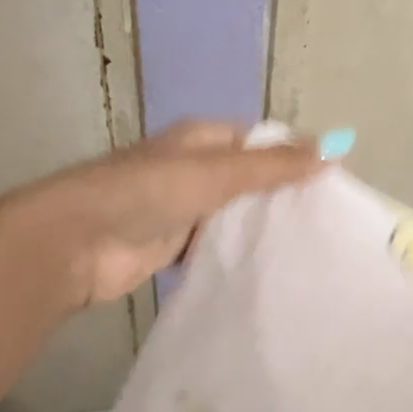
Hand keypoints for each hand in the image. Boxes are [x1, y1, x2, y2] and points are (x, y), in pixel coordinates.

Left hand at [14, 121, 327, 306]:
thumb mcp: (216, 173)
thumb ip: (272, 166)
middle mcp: (191, 170)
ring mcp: (181, 210)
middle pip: (247, 181)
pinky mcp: (172, 248)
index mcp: (200, 139)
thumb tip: (335, 149)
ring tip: (308, 250)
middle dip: (280, 198)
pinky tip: (267, 272)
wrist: (77, 242)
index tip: (330, 185)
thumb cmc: (146, 193)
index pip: (258, 142)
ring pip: (232, 217)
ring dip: (258, 231)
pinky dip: (235, 257)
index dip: (292, 157)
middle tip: (326, 224)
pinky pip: (214, 249)